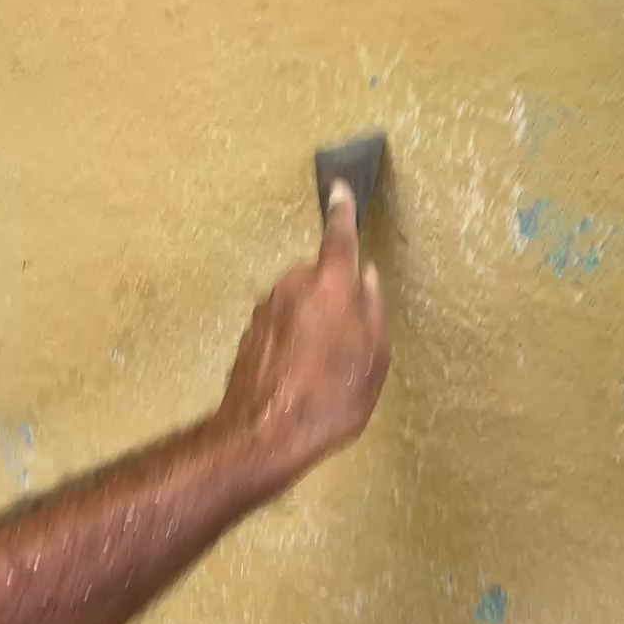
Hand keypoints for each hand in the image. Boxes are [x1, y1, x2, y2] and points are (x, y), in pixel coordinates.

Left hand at [217, 181, 390, 489]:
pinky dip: (294, 339)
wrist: (264, 434)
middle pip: (321, 278)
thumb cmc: (330, 399)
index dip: (343, 212)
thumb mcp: (373, 360)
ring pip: (301, 302)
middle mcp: (293, 286)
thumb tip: (366, 278)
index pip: (339, 239)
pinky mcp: (250, 332)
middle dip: (335, 298)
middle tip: (348, 344)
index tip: (340, 188)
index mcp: (330, 286)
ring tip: (323, 370)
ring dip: (314, 323)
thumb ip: (373, 311)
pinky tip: (299, 376)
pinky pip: (283, 323)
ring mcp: (267, 308)